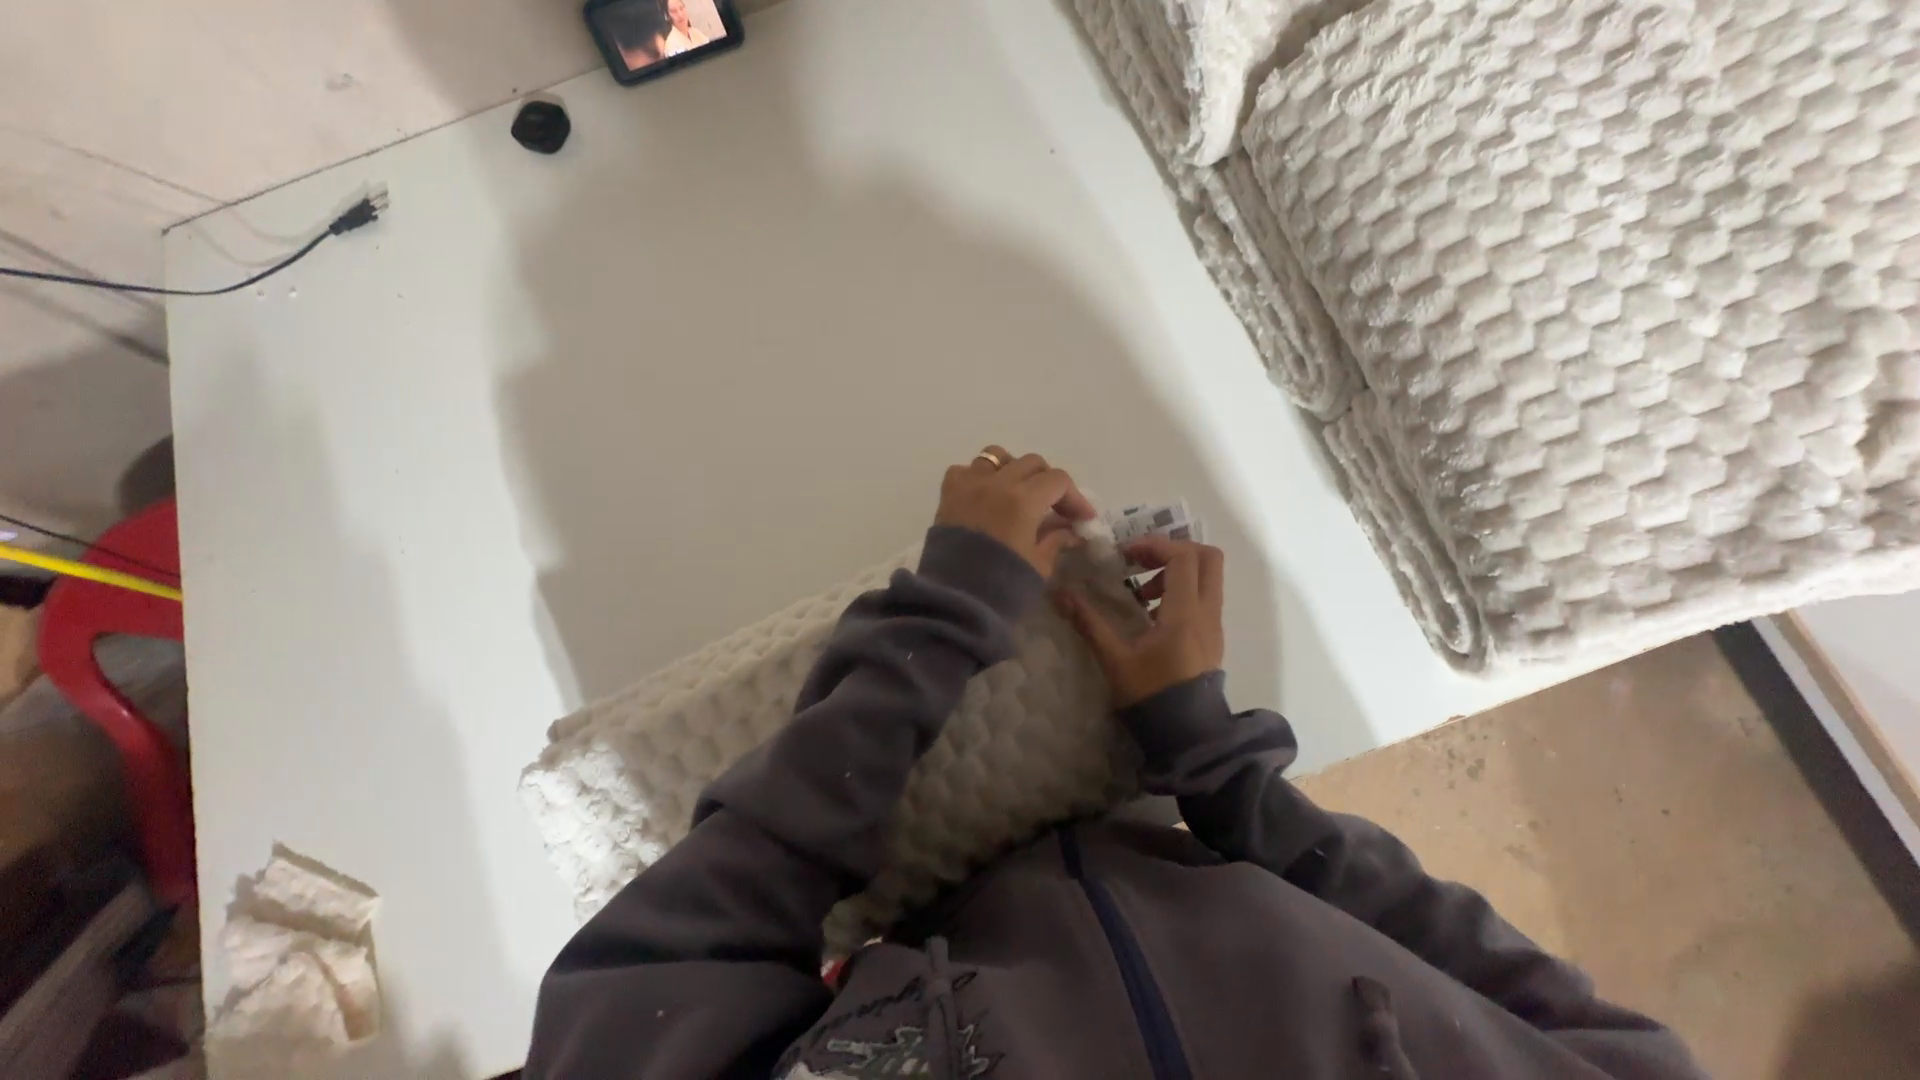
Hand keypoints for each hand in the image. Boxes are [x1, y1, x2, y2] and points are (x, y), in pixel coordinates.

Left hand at [934, 446, 1097, 576]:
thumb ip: (1056, 539)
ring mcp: (969, 485)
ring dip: (1013, 469)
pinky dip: (978, 477)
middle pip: (1031, 463)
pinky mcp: (947, 495)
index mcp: (1024, 500)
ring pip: (996, 457)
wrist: (954, 603)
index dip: (1075, 498)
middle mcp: (997, 483)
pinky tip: (985, 496)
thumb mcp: (1039, 565)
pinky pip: (964, 470)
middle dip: (1048, 482)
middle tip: (1054, 507)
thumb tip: (1070, 529)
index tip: (1082, 519)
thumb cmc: (1003, 587)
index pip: (1058, 481)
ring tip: (1018, 492)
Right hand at [1055, 534, 1224, 706]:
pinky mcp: (1213, 636)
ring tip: (1141, 593)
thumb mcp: (1115, 659)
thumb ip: (1089, 622)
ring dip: (1177, 571)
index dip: (1154, 545)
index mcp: (1185, 612)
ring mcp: (1214, 624)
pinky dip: (1182, 590)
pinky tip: (1152, 614)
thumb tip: (1059, 594)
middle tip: (1140, 563)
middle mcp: (1207, 612)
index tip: (1125, 555)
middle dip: (1173, 550)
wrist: (1187, 734)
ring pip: (1208, 576)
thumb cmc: (1150, 695)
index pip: (1182, 556)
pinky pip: (1205, 596)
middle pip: (1207, 557)